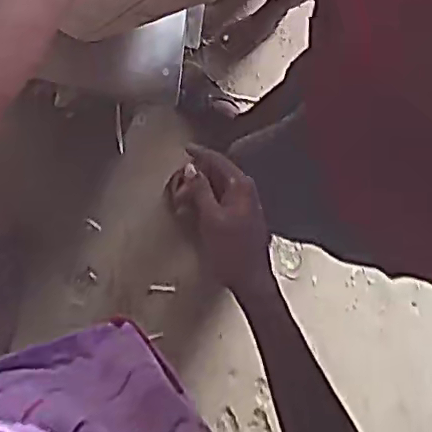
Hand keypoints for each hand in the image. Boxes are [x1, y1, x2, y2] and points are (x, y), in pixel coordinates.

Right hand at [167, 145, 275, 297]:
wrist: (251, 282)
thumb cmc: (234, 253)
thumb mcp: (210, 217)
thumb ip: (200, 189)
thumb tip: (192, 169)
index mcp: (241, 186)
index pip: (217, 160)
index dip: (200, 154)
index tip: (187, 149)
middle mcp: (246, 191)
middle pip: (218, 172)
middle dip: (197, 175)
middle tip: (180, 182)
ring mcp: (246, 204)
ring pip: (220, 186)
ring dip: (201, 189)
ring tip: (184, 198)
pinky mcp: (243, 217)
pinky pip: (223, 198)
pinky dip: (208, 199)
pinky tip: (197, 208)